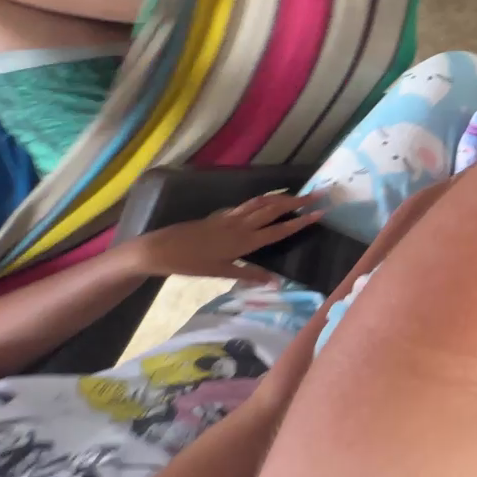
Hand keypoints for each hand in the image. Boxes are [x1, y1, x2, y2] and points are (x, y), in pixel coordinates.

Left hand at [119, 193, 324, 282]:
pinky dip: (261, 200)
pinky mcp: (218, 216)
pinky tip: (264, 200)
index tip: (321, 212)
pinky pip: (245, 205)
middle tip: (318, 193)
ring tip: (296, 193)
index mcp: (245, 241)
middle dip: (297, 201)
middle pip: (274, 209)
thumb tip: (276, 282)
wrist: (155, 250)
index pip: (280, 229)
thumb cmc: (188, 264)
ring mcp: (228, 218)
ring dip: (280, 197)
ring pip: (260, 203)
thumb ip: (249, 275)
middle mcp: (240, 226)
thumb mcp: (220, 272)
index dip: (302, 221)